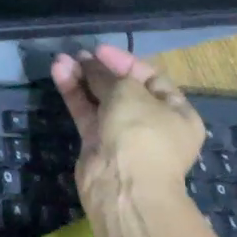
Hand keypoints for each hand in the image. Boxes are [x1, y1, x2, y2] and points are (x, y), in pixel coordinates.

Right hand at [50, 45, 204, 209]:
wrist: (123, 186)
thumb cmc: (140, 133)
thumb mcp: (127, 92)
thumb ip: (106, 74)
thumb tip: (89, 63)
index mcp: (177, 113)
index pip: (151, 78)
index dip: (125, 61)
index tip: (100, 50)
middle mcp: (153, 124)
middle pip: (123, 88)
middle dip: (100, 70)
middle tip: (80, 54)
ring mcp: (124, 136)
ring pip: (101, 100)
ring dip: (83, 78)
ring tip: (62, 59)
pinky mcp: (99, 144)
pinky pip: (87, 112)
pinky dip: (74, 93)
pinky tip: (59, 71)